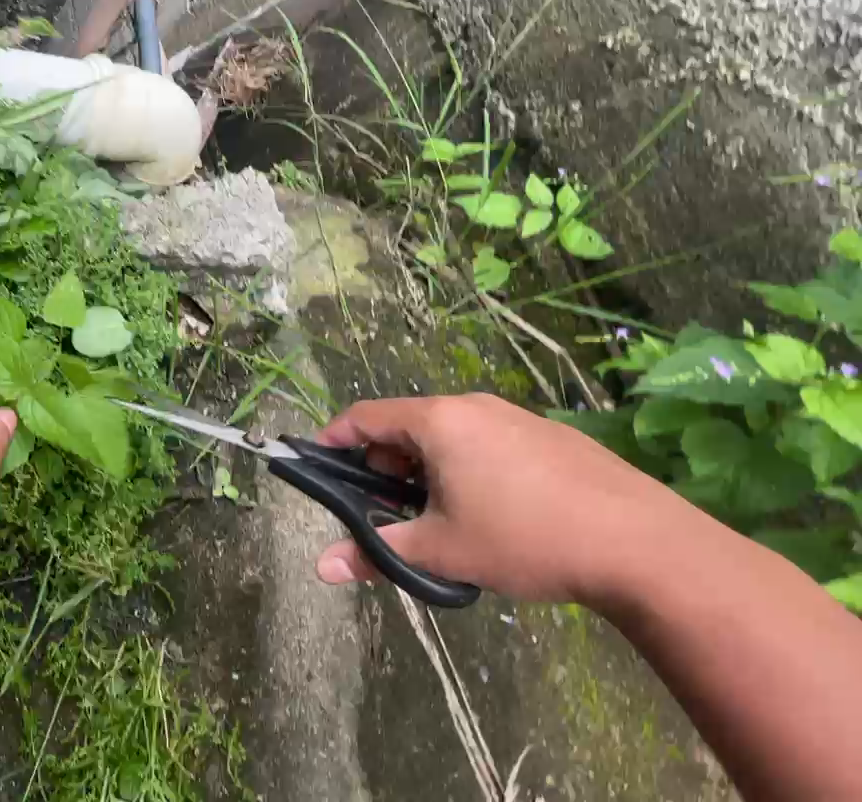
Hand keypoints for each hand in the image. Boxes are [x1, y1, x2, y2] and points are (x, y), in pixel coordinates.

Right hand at [311, 394, 710, 605]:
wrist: (656, 553)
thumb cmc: (528, 540)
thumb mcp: (442, 551)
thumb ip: (376, 552)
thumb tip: (321, 568)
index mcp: (438, 421)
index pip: (363, 417)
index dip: (333, 440)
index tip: (320, 467)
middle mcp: (475, 408)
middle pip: (406, 425)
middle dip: (384, 464)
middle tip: (387, 507)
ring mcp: (521, 419)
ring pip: (451, 435)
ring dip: (428, 467)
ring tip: (442, 514)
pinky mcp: (559, 439)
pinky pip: (491, 443)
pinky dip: (471, 467)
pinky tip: (498, 512)